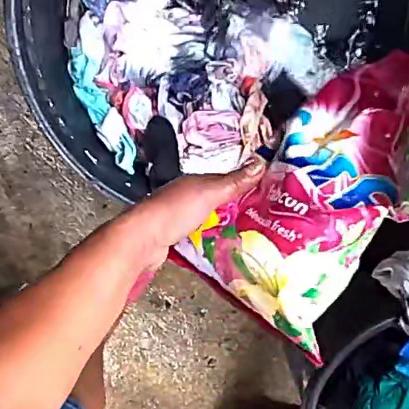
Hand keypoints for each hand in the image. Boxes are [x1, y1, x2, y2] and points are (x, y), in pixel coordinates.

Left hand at [108, 158, 264, 265]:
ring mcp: (176, 218)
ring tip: (246, 233)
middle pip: (214, 200)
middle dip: (234, 207)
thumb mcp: (209, 192)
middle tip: (261, 217)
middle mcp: (183, 198)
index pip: (223, 180)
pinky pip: (196, 236)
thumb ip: (233, 182)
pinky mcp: (172, 238)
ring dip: (221, 224)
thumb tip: (260, 163)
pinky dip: (208, 239)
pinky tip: (221, 246)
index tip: (265, 192)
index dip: (243, 184)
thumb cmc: (174, 211)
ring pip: (205, 219)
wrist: (143, 239)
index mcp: (192, 182)